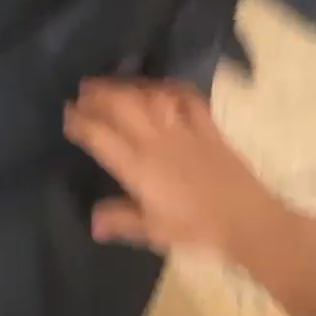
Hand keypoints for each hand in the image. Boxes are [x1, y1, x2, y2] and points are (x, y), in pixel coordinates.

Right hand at [64, 78, 298, 256]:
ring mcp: (182, 130)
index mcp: (137, 166)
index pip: (99, 135)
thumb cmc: (196, 229)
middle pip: (120, 106)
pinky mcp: (207, 127)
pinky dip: (170, 88)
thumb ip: (121, 221)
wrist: (248, 221)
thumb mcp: (153, 231)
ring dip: (127, 87)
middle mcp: (155, 141)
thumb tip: (93, 223)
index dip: (80, 122)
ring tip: (112, 85)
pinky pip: (186, 98)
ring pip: (148, 97)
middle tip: (83, 92)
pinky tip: (160, 86)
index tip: (68, 115)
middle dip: (98, 95)